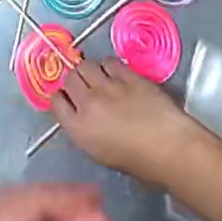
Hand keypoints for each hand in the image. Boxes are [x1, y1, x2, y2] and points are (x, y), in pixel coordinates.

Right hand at [52, 57, 218, 186]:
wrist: (164, 144)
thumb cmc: (134, 159)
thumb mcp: (98, 151)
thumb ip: (85, 129)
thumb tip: (85, 115)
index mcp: (78, 128)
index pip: (57, 102)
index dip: (61, 96)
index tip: (66, 96)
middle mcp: (88, 102)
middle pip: (71, 77)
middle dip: (75, 78)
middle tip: (83, 82)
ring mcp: (108, 85)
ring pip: (88, 64)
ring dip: (91, 68)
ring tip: (99, 75)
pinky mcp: (128, 74)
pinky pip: (111, 61)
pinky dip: (109, 65)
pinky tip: (116, 71)